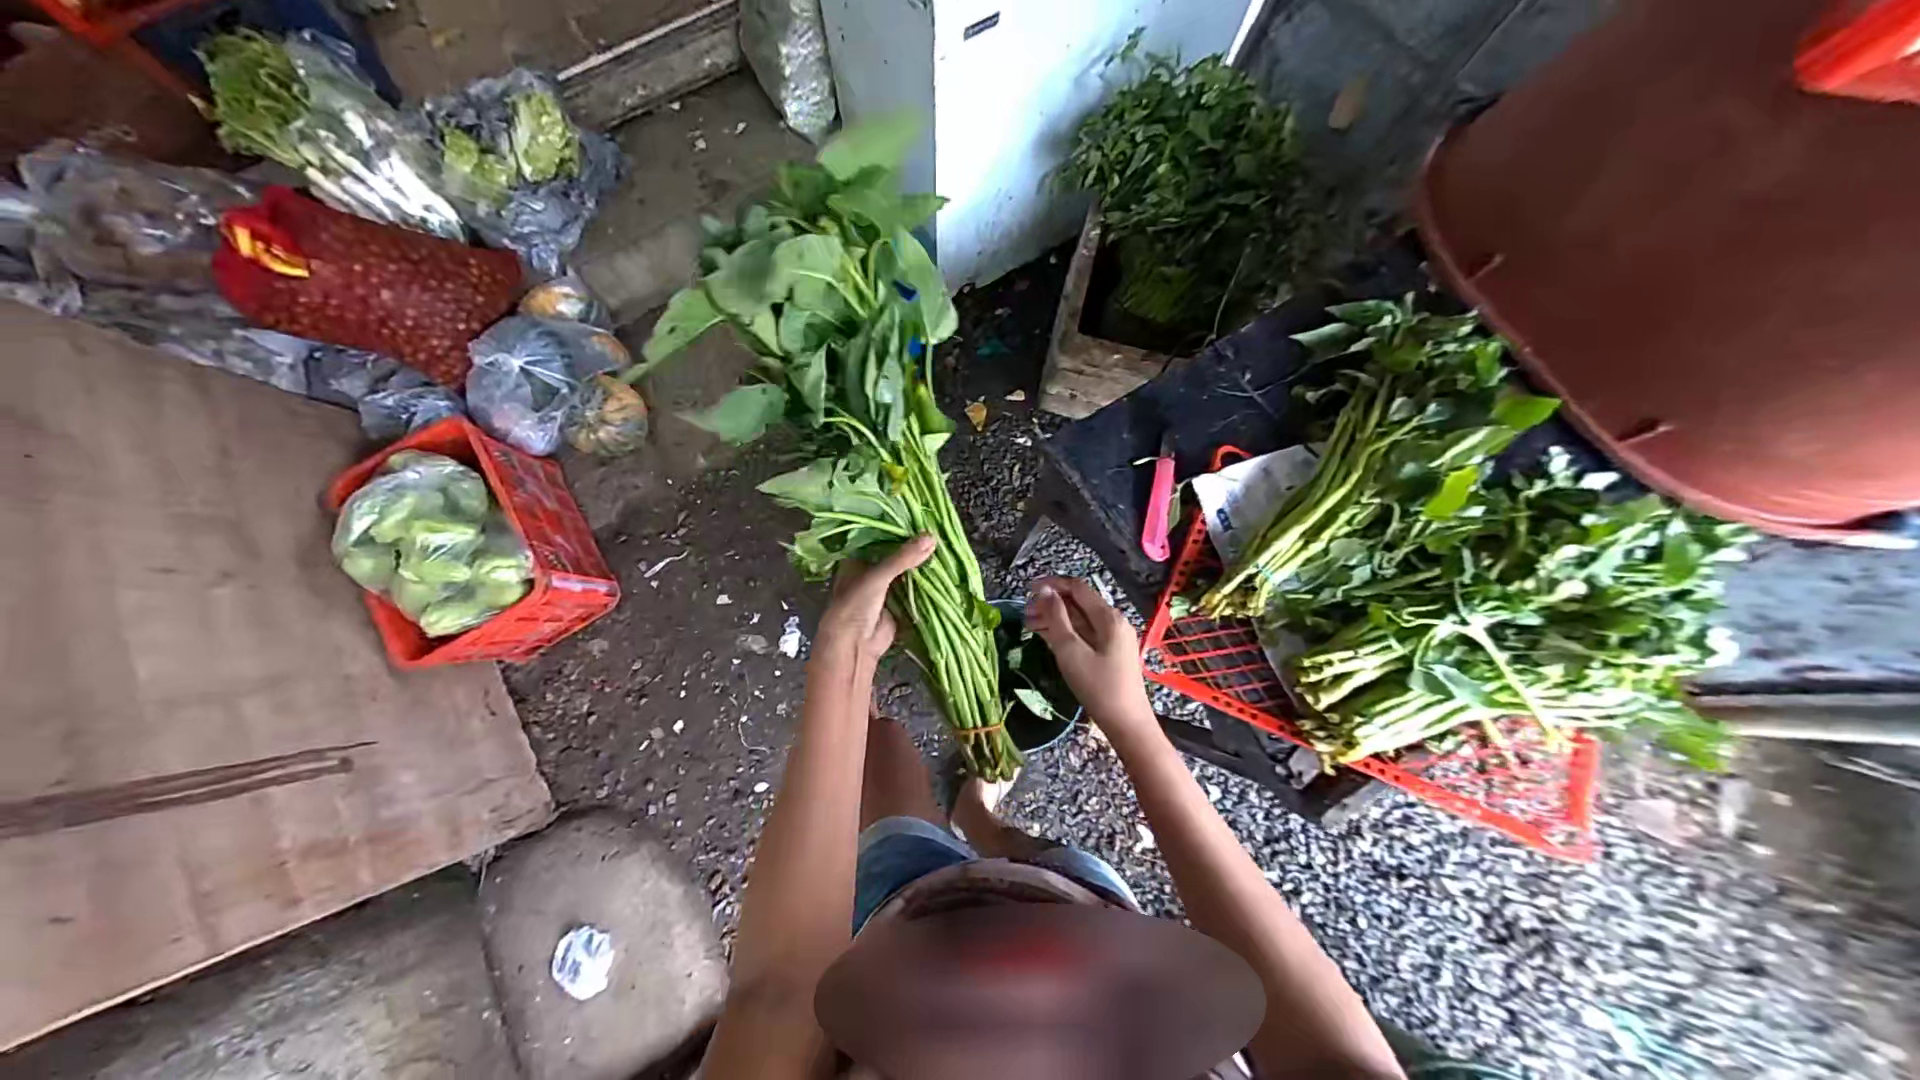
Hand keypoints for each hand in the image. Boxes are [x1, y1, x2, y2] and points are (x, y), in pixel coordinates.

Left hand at [814, 534, 935, 666]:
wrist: (854, 644)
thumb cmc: (855, 604)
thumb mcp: (878, 575)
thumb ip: (903, 557)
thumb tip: (932, 537)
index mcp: (858, 558)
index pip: (879, 536)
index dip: (897, 527)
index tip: (920, 516)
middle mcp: (871, 569)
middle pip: (896, 553)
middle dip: (914, 546)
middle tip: (937, 530)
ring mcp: (885, 586)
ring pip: (907, 570)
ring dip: (922, 563)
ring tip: (945, 545)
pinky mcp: (898, 601)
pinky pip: (915, 588)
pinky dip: (926, 582)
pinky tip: (943, 570)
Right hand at [1024, 577, 1157, 743]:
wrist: (1127, 724)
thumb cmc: (1097, 687)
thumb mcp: (1071, 651)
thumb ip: (1056, 618)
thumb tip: (1045, 591)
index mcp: (1108, 617)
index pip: (1077, 588)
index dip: (1052, 585)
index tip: (1027, 590)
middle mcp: (1114, 622)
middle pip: (1078, 603)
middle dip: (1050, 604)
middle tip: (1024, 613)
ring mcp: (1113, 638)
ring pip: (1080, 619)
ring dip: (1055, 619)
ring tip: (1029, 625)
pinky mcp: (1110, 653)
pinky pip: (1085, 634)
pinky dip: (1065, 633)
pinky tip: (1046, 637)